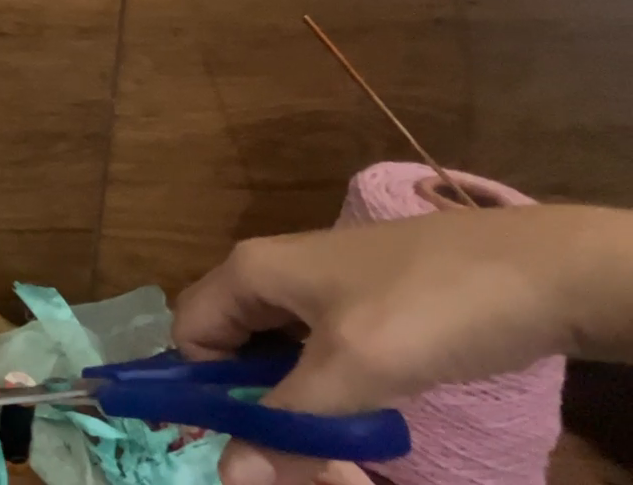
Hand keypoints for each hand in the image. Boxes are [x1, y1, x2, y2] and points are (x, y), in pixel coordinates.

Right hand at [173, 205, 626, 484]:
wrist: (544, 268)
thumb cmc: (429, 307)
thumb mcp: (357, 370)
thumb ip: (290, 421)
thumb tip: (228, 475)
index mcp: (247, 270)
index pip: (189, 332)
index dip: (207, 387)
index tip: (255, 439)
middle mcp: (267, 269)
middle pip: (227, 339)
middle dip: (252, 397)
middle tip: (302, 447)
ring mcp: (313, 280)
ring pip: (273, 346)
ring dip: (292, 393)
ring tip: (338, 428)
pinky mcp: (356, 295)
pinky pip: (312, 342)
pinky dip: (325, 378)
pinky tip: (366, 398)